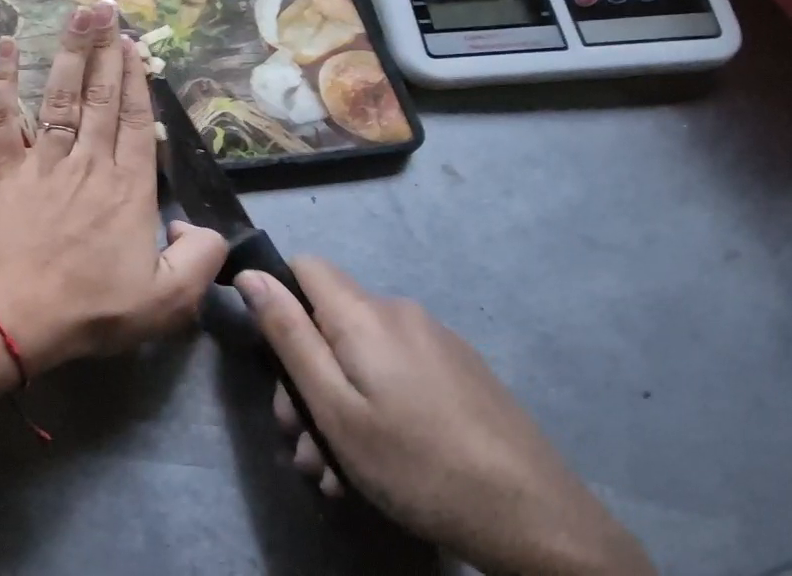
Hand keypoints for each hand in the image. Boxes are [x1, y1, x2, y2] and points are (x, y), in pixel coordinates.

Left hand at [0, 2, 227, 374]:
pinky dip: (4, 79)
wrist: (18, 311)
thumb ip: (199, 259)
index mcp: (130, 189)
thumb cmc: (91, 308)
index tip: (136, 47)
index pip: (137, 123)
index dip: (138, 82)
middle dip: (107, 51)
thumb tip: (202, 227)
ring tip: (80, 14)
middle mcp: (89, 163)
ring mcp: (45, 160)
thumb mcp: (167, 299)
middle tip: (109, 10)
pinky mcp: (5, 167)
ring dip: (70, 52)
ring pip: (61, 95)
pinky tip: (4, 44)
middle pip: (102, 97)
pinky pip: (5, 116)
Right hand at [236, 261, 654, 575]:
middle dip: (304, 376)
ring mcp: (440, 345)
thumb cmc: (417, 463)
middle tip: (300, 441)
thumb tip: (250, 274)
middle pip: (329, 322)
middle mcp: (402, 315)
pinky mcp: (465, 377)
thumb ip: (288, 335)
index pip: (304, 266)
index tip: (274, 357)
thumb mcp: (333, 406)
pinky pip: (398, 375)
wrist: (540, 525)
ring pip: (362, 357)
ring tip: (335, 469)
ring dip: (337, 404)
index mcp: (365, 314)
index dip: (278, 300)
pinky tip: (376, 463)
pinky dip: (376, 408)